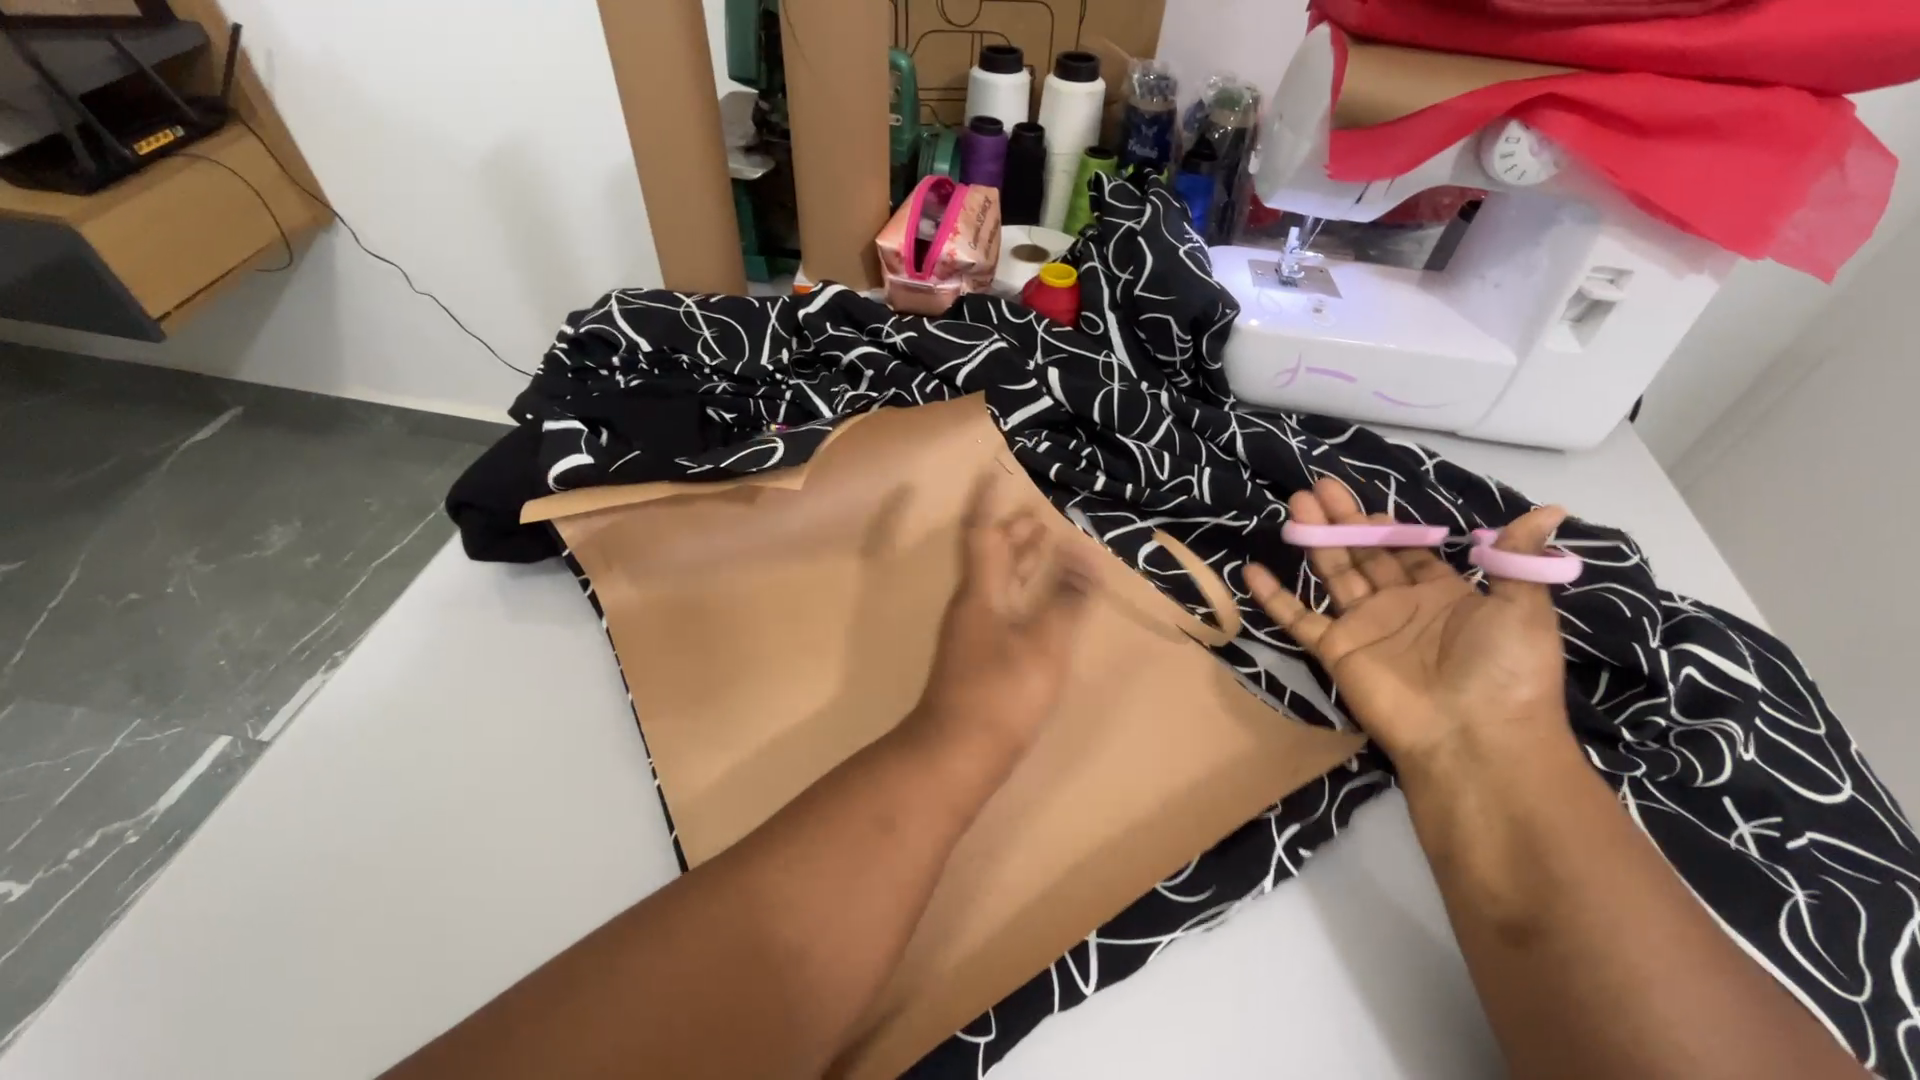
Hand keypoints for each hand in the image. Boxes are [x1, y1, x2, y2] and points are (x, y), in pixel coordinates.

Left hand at [910, 477, 1092, 761]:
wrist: (956, 753)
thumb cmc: (1000, 694)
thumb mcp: (1043, 643)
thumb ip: (1065, 597)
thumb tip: (1082, 550)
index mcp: (980, 593)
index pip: (981, 534)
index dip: (987, 502)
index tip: (993, 473)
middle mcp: (971, 607)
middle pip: (989, 558)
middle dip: (1012, 532)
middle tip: (1036, 513)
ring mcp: (972, 635)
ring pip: (996, 585)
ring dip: (1018, 561)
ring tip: (1043, 544)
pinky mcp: (980, 660)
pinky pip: (1002, 608)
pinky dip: (1021, 593)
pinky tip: (1038, 604)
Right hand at [1243, 478, 1574, 774]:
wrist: (1474, 736)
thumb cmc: (1505, 669)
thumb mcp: (1524, 607)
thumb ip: (1518, 555)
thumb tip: (1553, 506)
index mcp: (1443, 595)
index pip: (1405, 550)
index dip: (1384, 524)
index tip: (1361, 500)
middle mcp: (1399, 607)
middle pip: (1363, 553)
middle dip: (1341, 520)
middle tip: (1317, 487)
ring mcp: (1364, 627)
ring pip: (1332, 573)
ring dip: (1314, 539)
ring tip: (1295, 504)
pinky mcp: (1336, 650)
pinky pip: (1299, 618)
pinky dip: (1275, 596)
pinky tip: (1253, 570)